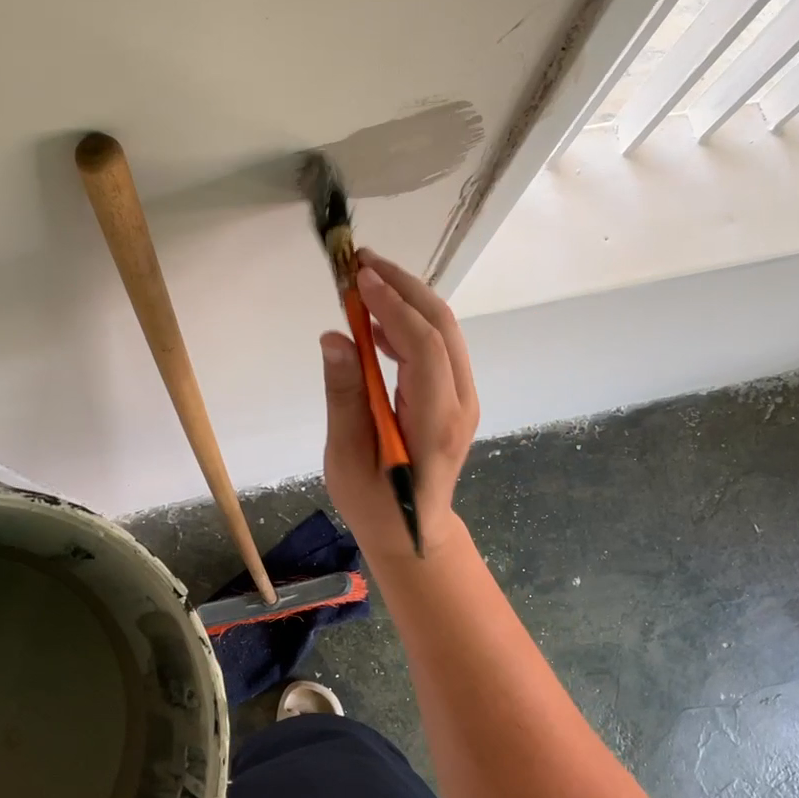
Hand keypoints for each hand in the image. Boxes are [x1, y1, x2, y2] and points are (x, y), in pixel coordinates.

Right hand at [320, 249, 479, 554]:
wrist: (414, 534)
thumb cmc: (375, 504)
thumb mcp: (347, 456)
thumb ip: (345, 394)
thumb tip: (335, 336)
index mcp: (435, 422)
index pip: (424, 347)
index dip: (393, 306)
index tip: (359, 278)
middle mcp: (460, 403)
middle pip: (442, 327)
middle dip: (403, 287)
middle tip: (360, 263)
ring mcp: (463, 399)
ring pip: (444, 331)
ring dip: (407, 298)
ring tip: (363, 280)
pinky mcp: (455, 397)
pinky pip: (438, 347)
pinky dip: (410, 322)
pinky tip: (376, 322)